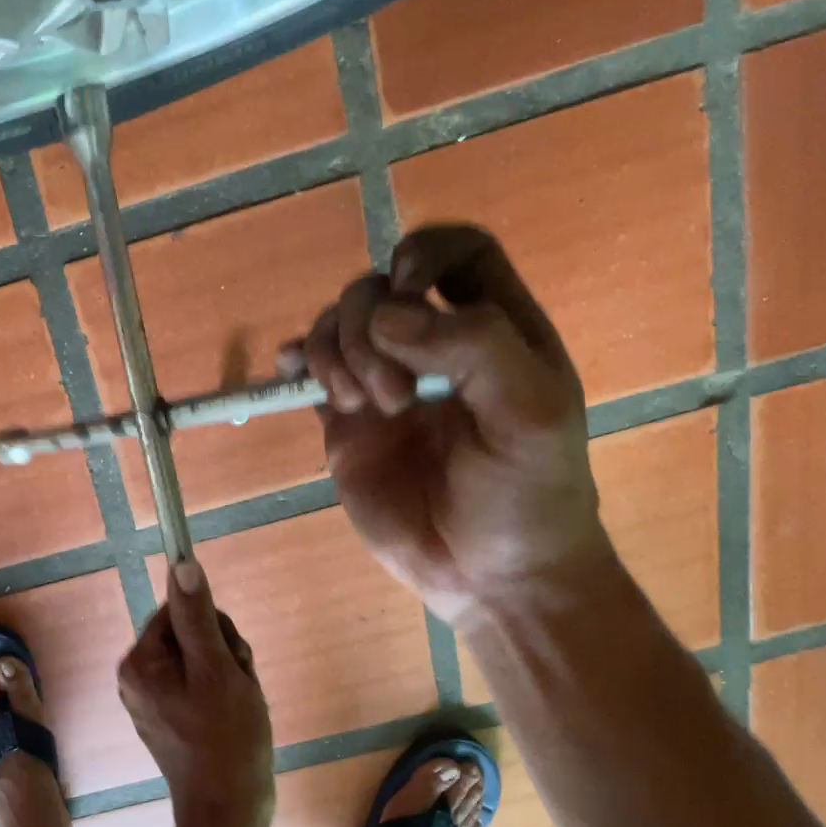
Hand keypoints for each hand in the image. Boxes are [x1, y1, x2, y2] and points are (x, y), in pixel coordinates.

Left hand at [117, 561, 273, 823]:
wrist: (229, 809)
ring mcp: (152, 700)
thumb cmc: (226, 738)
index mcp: (139, 662)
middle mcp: (136, 677)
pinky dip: (221, 695)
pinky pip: (198, 687)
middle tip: (236, 687)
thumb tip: (182, 563)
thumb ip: (199, 616)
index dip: (212, 628)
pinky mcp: (169, 718)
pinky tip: (233, 719)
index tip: (228, 658)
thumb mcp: (217, 669)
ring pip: (200, 660)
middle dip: (221, 653)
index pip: (177, 611)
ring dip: (227, 674)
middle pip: (188, 634)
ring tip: (237, 707)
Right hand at [280, 223, 608, 624]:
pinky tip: (297, 381)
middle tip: (391, 400)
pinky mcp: (345, 425)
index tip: (407, 289)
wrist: (488, 574)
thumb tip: (389, 315)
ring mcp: (384, 385)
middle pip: (380, 290)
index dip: (425, 252)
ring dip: (333, 352)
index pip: (458, 254)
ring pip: (339, 326)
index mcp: (495, 332)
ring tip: (357, 408)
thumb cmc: (528, 496)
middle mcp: (434, 349)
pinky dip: (295, 364)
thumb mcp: (530, 414)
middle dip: (370, 330)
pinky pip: (308, 374)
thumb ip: (474, 348)